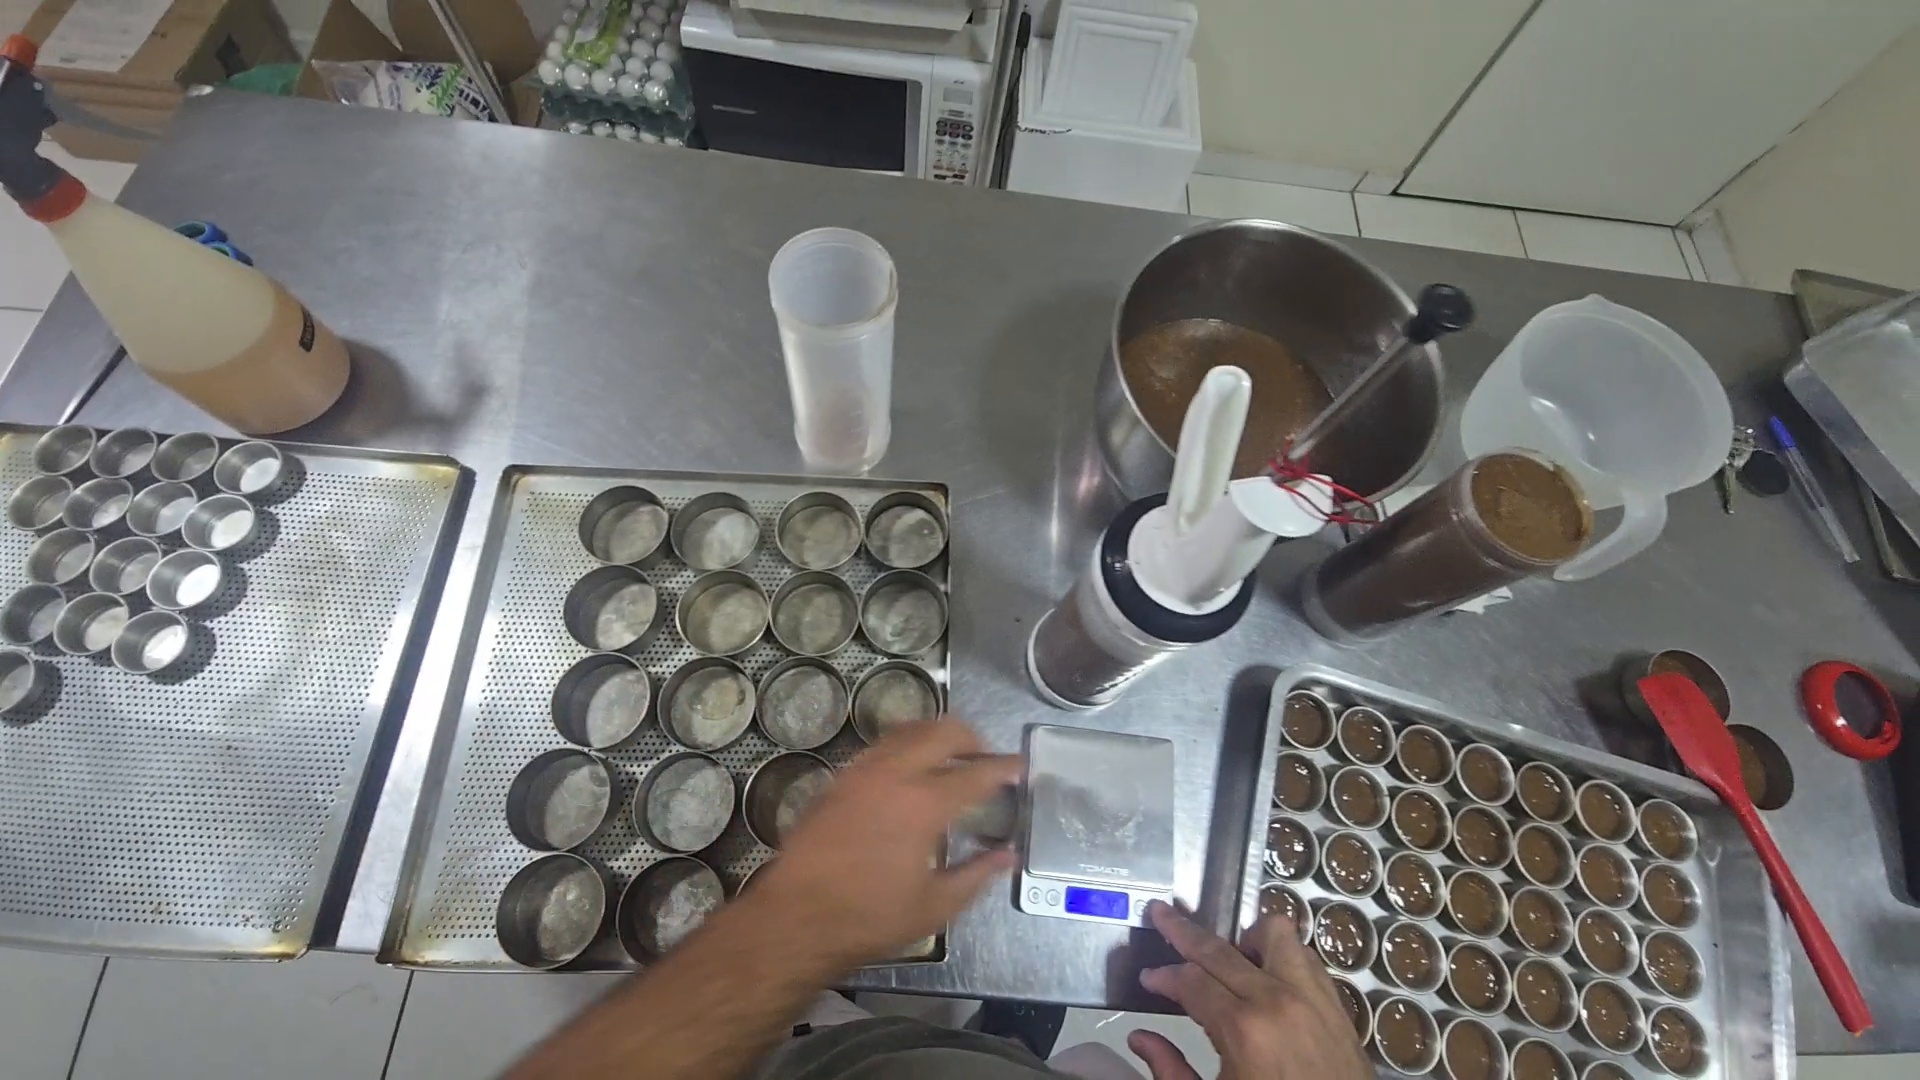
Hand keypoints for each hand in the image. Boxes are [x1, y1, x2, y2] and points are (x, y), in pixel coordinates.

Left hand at [747, 718, 1020, 968]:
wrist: (796, 917)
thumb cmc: (869, 918)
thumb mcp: (934, 907)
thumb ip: (977, 875)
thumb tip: (1008, 854)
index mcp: (925, 804)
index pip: (977, 773)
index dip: (1004, 767)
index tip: (1020, 766)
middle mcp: (896, 774)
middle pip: (944, 731)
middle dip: (971, 738)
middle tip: (983, 757)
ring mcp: (864, 770)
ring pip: (909, 730)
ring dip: (936, 735)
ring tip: (949, 756)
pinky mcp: (841, 777)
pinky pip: (881, 745)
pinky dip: (904, 745)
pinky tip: (908, 769)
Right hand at [1129, 901, 1369, 1079]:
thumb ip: (1173, 1071)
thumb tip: (1140, 1039)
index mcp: (1242, 1029)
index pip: (1189, 980)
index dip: (1163, 976)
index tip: (1149, 979)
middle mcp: (1275, 1000)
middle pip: (1219, 947)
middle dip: (1182, 930)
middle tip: (1161, 915)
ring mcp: (1311, 998)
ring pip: (1274, 933)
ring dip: (1245, 937)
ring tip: (1229, 952)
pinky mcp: (1336, 1005)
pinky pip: (1306, 957)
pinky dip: (1282, 955)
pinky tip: (1266, 974)